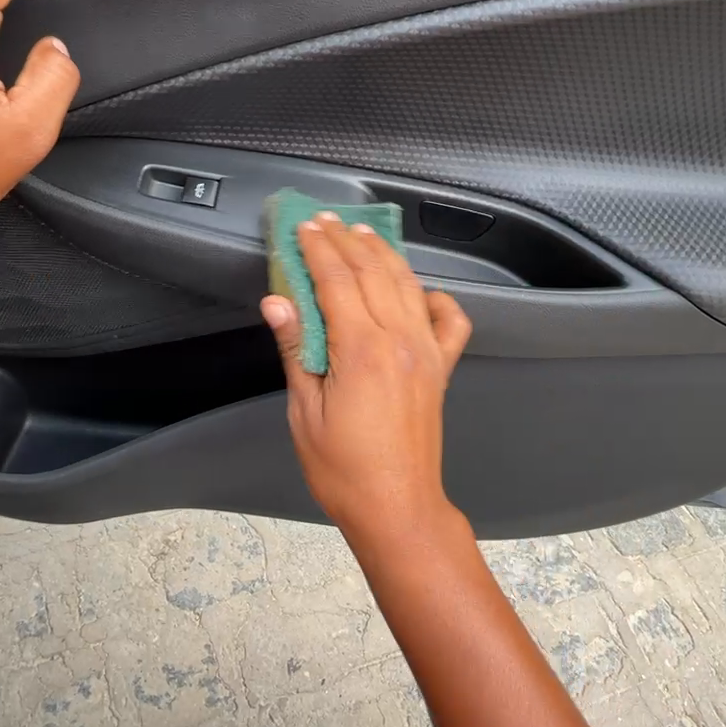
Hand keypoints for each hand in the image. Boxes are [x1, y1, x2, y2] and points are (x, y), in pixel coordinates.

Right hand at [262, 213, 471, 540]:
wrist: (397, 506)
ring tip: (361, 233)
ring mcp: (427, 351)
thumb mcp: (305, 411)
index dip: (317, 249)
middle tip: (325, 220)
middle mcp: (400, 341)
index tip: (303, 227)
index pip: (337, 280)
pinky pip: (449, 319)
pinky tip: (417, 290)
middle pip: (372, 272)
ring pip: (407, 285)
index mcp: (361, 350)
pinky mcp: (442, 368)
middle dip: (346, 240)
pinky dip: (434, 296)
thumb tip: (276, 302)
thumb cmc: (343, 468)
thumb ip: (296, 350)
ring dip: (383, 254)